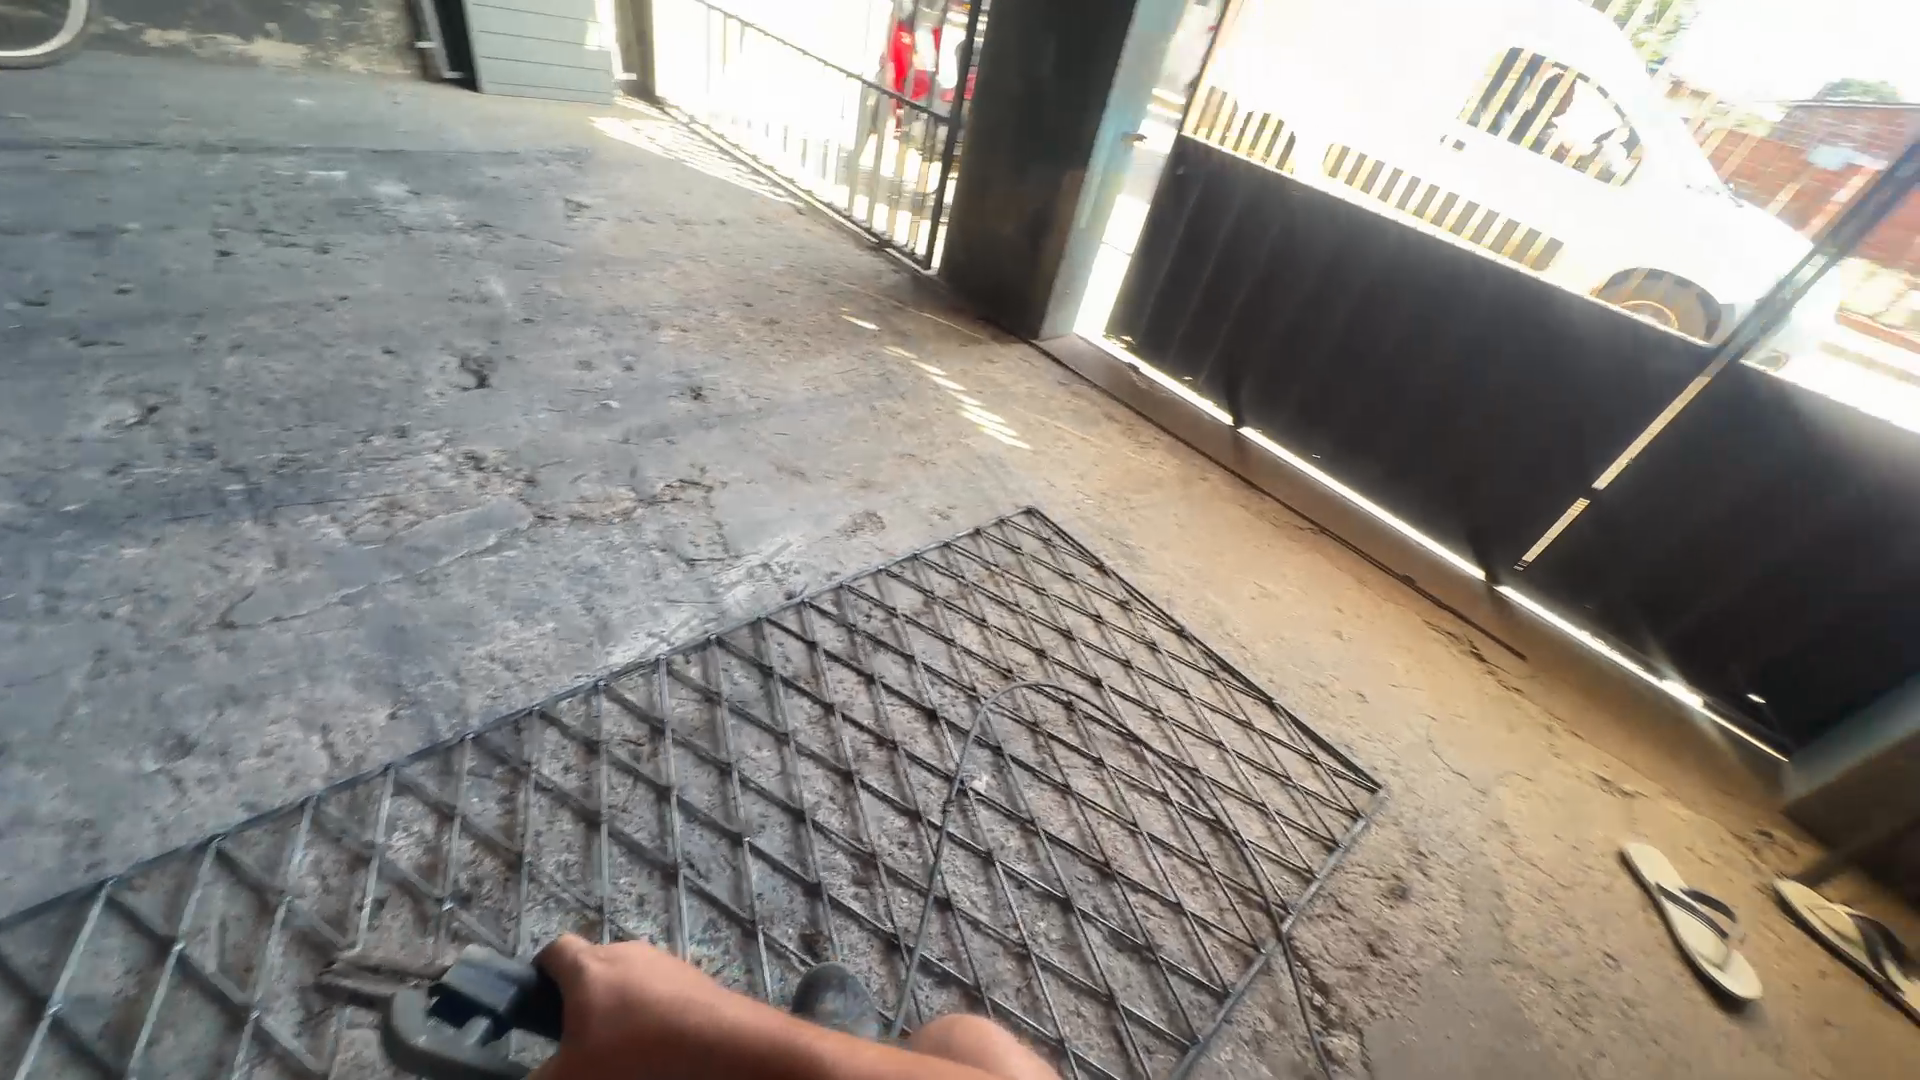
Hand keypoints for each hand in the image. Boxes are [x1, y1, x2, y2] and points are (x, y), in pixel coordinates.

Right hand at [532, 934, 758, 1079]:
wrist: (713, 1040)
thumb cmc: (630, 1054)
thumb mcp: (569, 1078)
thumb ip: (540, 1077)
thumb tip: (536, 1077)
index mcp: (588, 966)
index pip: (555, 950)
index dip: (541, 972)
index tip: (536, 1002)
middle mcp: (625, 950)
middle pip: (593, 963)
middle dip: (580, 996)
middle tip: (574, 1037)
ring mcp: (661, 959)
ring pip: (627, 975)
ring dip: (616, 1003)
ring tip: (616, 1043)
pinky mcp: (688, 973)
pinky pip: (655, 986)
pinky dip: (647, 1008)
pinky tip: (653, 1040)